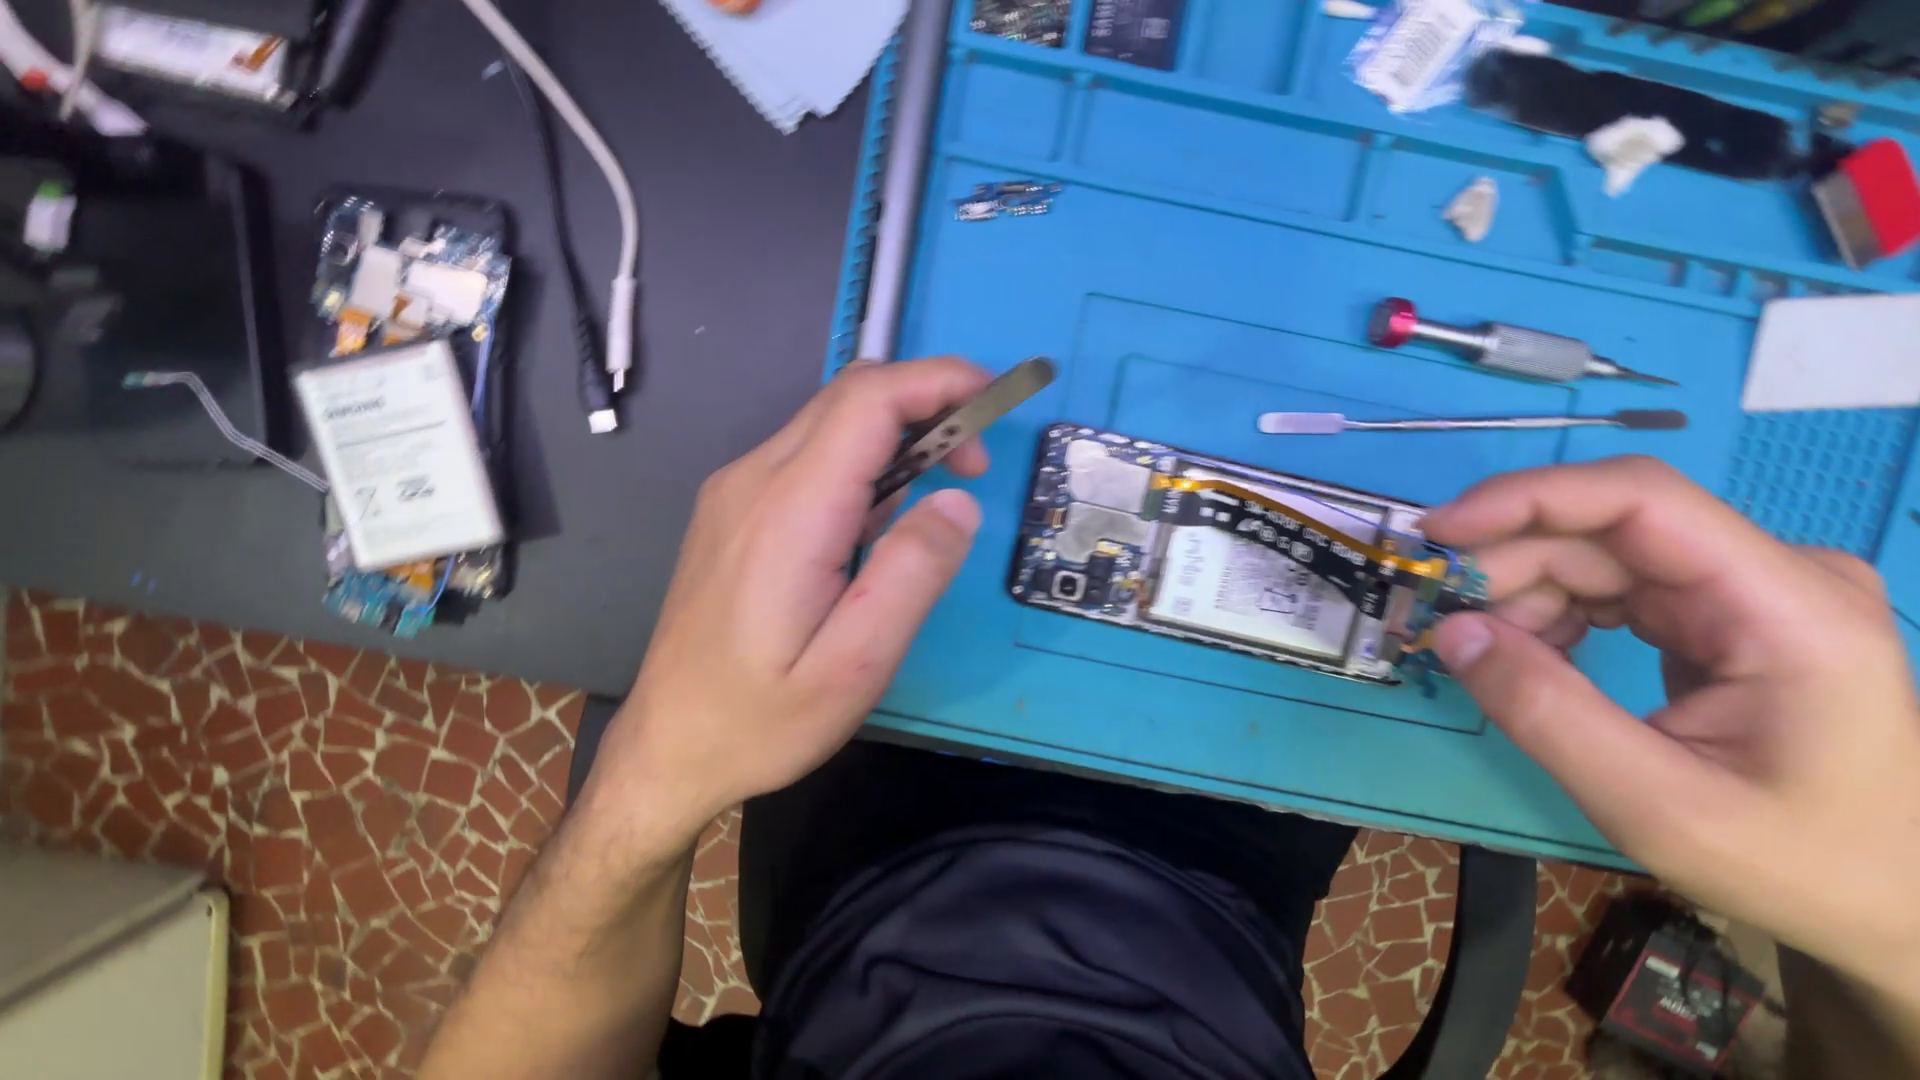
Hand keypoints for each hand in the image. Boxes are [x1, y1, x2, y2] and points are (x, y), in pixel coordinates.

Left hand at [580, 358, 991, 851]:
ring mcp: (736, 492)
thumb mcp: (854, 666)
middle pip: (849, 398)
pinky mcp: (732, 511)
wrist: (668, 746)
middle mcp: (754, 480)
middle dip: (926, 406)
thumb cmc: (761, 719)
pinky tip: (871, 532)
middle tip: (974, 469)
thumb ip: (911, 575)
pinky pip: (806, 458)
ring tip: (930, 509)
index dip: (938, 382)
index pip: (868, 400)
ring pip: (828, 424)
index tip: (995, 403)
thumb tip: (959, 499)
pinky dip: (859, 466)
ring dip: (894, 438)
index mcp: (790, 511)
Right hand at [1423, 456, 1919, 997]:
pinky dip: (1550, 615)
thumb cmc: (1796, 862)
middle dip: (1509, 564)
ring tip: (1488, 653)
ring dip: (1523, 594)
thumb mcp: (1655, 804)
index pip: (1641, 500)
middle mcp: (1770, 576)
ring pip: (1597, 555)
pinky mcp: (1719, 613)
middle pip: (1605, 530)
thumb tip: (1448, 630)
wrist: (1892, 905)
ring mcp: (1745, 592)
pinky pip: (1609, 587)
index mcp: (1786, 607)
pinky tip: (1530, 657)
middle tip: (1442, 618)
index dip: (1529, 499)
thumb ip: (1544, 712)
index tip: (1440, 532)